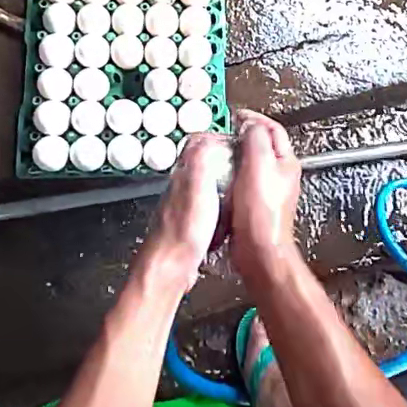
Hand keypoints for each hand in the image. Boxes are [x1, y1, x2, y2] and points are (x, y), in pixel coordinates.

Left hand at [134, 133, 231, 295]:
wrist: (168, 269)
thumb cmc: (183, 232)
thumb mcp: (199, 185)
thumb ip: (202, 158)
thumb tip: (210, 137)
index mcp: (184, 175)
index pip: (196, 145)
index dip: (216, 140)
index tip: (234, 143)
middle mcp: (179, 190)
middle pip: (200, 167)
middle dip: (221, 165)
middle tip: (239, 167)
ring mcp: (181, 210)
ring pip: (203, 191)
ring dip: (220, 191)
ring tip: (237, 194)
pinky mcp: (186, 230)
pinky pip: (206, 215)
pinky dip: (217, 216)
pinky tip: (225, 224)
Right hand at [229, 110, 302, 277]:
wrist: (259, 251)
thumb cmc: (262, 215)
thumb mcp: (258, 165)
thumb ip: (256, 139)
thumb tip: (250, 124)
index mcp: (285, 162)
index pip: (272, 129)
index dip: (253, 118)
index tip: (235, 116)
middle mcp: (279, 175)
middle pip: (260, 145)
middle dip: (242, 136)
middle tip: (224, 133)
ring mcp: (267, 190)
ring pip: (249, 164)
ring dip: (234, 157)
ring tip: (219, 153)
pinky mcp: (253, 204)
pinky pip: (241, 182)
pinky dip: (229, 177)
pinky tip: (218, 180)